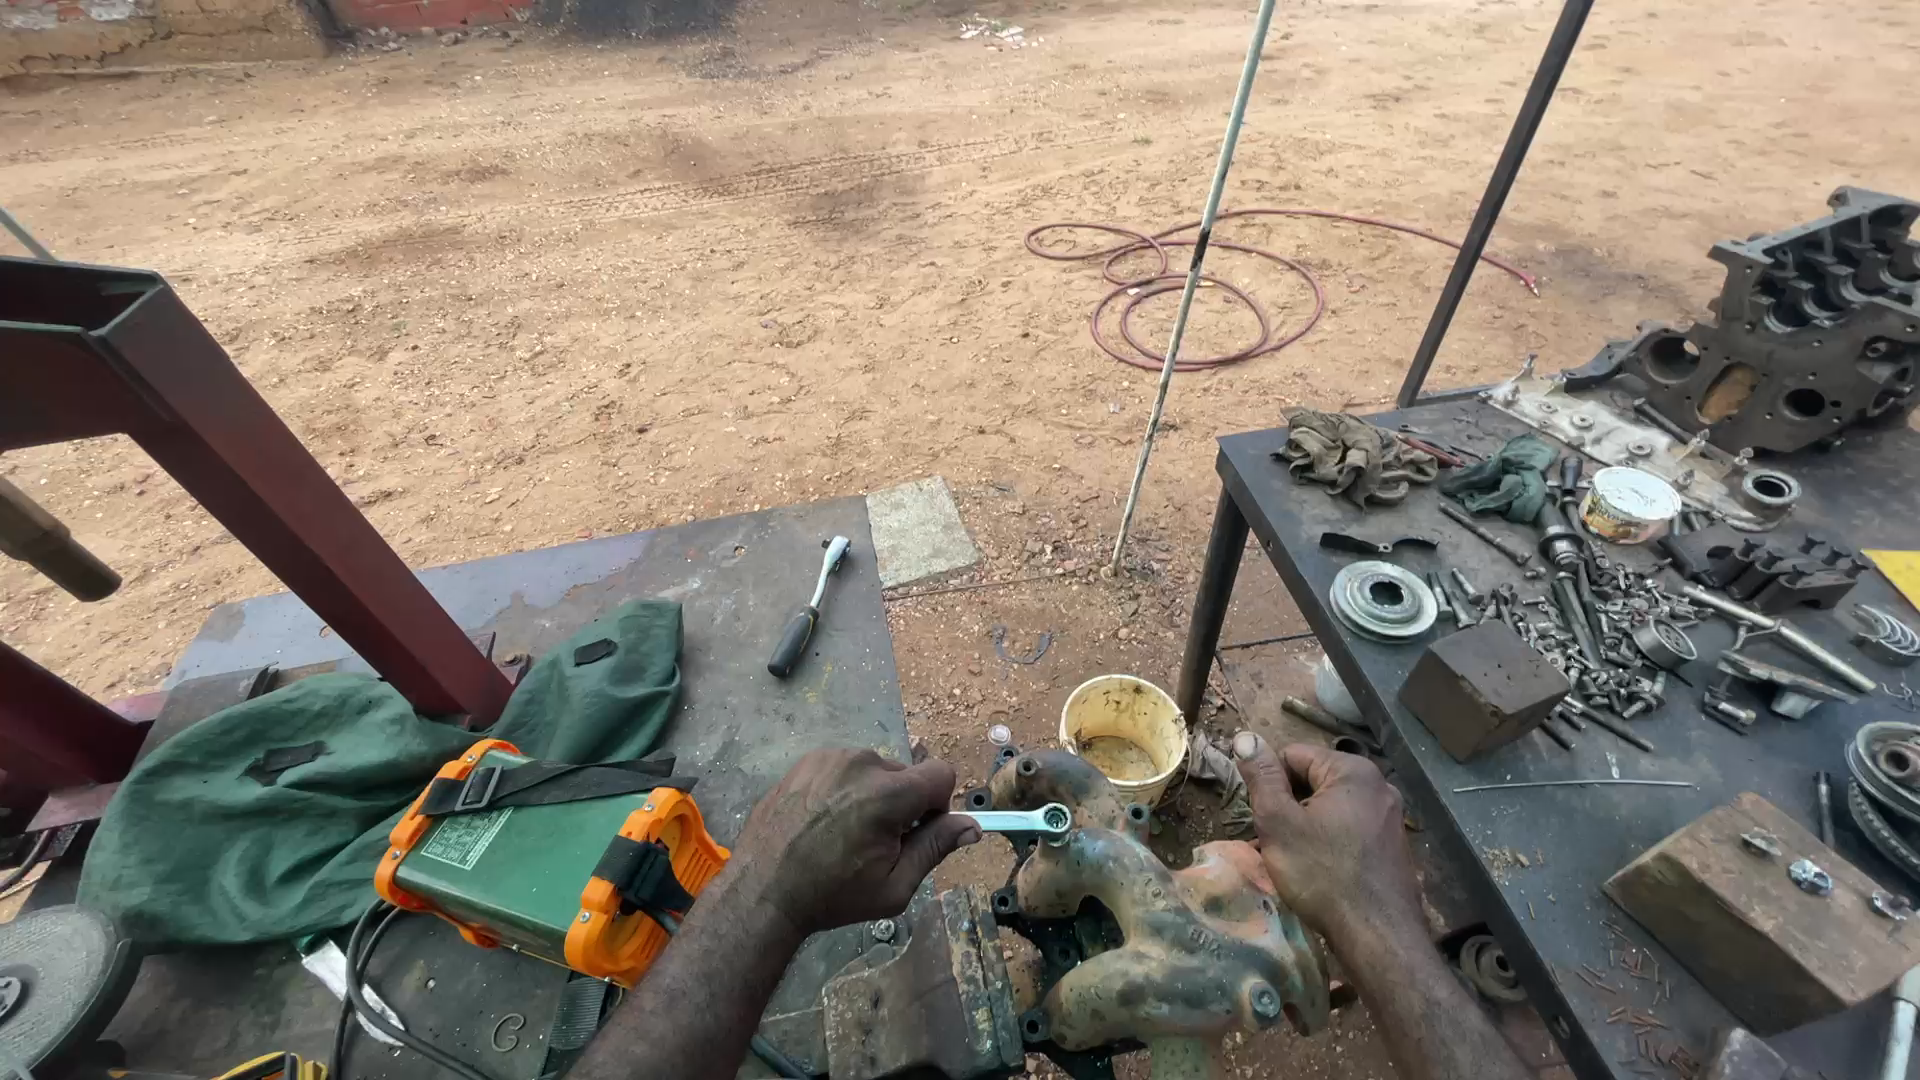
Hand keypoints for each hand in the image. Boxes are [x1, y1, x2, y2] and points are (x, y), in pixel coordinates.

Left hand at [728, 748, 981, 938]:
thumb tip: (972, 826)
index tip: (916, 830)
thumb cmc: (832, 895)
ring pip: (875, 770)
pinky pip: (846, 767)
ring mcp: (832, 757)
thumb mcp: (894, 887)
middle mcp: (862, 763)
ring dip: (872, 794)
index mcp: (888, 794)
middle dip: (902, 802)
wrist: (762, 890)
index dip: (938, 803)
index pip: (941, 772)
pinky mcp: (809, 759)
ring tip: (843, 832)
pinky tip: (823, 819)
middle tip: (874, 841)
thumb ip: (935, 848)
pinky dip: (845, 787)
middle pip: (906, 774)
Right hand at [1233, 733, 1421, 942]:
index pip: (1291, 755)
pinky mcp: (1393, 847)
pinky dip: (1328, 841)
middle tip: (1275, 839)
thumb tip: (1245, 737)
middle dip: (1288, 805)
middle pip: (1312, 780)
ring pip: (1328, 807)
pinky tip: (1319, 869)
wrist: (1379, 940)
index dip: (1269, 783)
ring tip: (1294, 858)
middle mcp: (1379, 786)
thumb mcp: (1278, 821)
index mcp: (1353, 771)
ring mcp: (1391, 818)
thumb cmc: (1322, 874)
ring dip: (1305, 824)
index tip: (1264, 817)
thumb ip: (1262, 775)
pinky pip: (1348, 828)